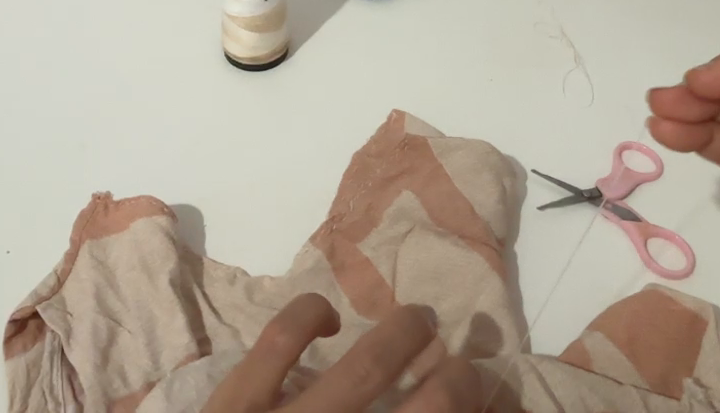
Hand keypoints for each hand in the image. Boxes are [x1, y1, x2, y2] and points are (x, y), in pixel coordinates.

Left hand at [202, 295, 478, 411]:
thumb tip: (413, 409)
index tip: (485, 402)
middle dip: (456, 387)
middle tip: (468, 368)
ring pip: (361, 368)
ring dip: (402, 336)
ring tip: (419, 319)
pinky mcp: (234, 402)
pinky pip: (279, 340)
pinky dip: (310, 315)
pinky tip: (328, 321)